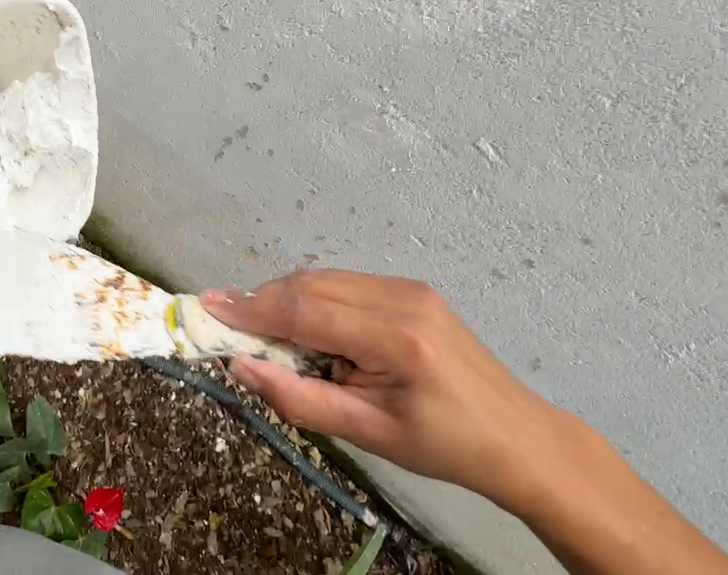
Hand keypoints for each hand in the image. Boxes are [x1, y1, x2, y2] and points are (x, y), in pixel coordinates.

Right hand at [202, 271, 566, 506]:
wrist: (521, 440)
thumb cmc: (445, 447)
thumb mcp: (369, 435)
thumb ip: (299, 399)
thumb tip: (240, 368)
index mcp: (396, 339)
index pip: (304, 312)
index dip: (250, 308)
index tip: (206, 306)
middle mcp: (401, 299)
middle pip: (308, 285)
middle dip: (262, 302)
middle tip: (229, 325)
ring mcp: (408, 288)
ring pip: (322, 279)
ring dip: (285, 299)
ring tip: (265, 332)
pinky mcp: (410, 288)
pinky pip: (342, 284)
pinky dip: (311, 299)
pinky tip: (306, 327)